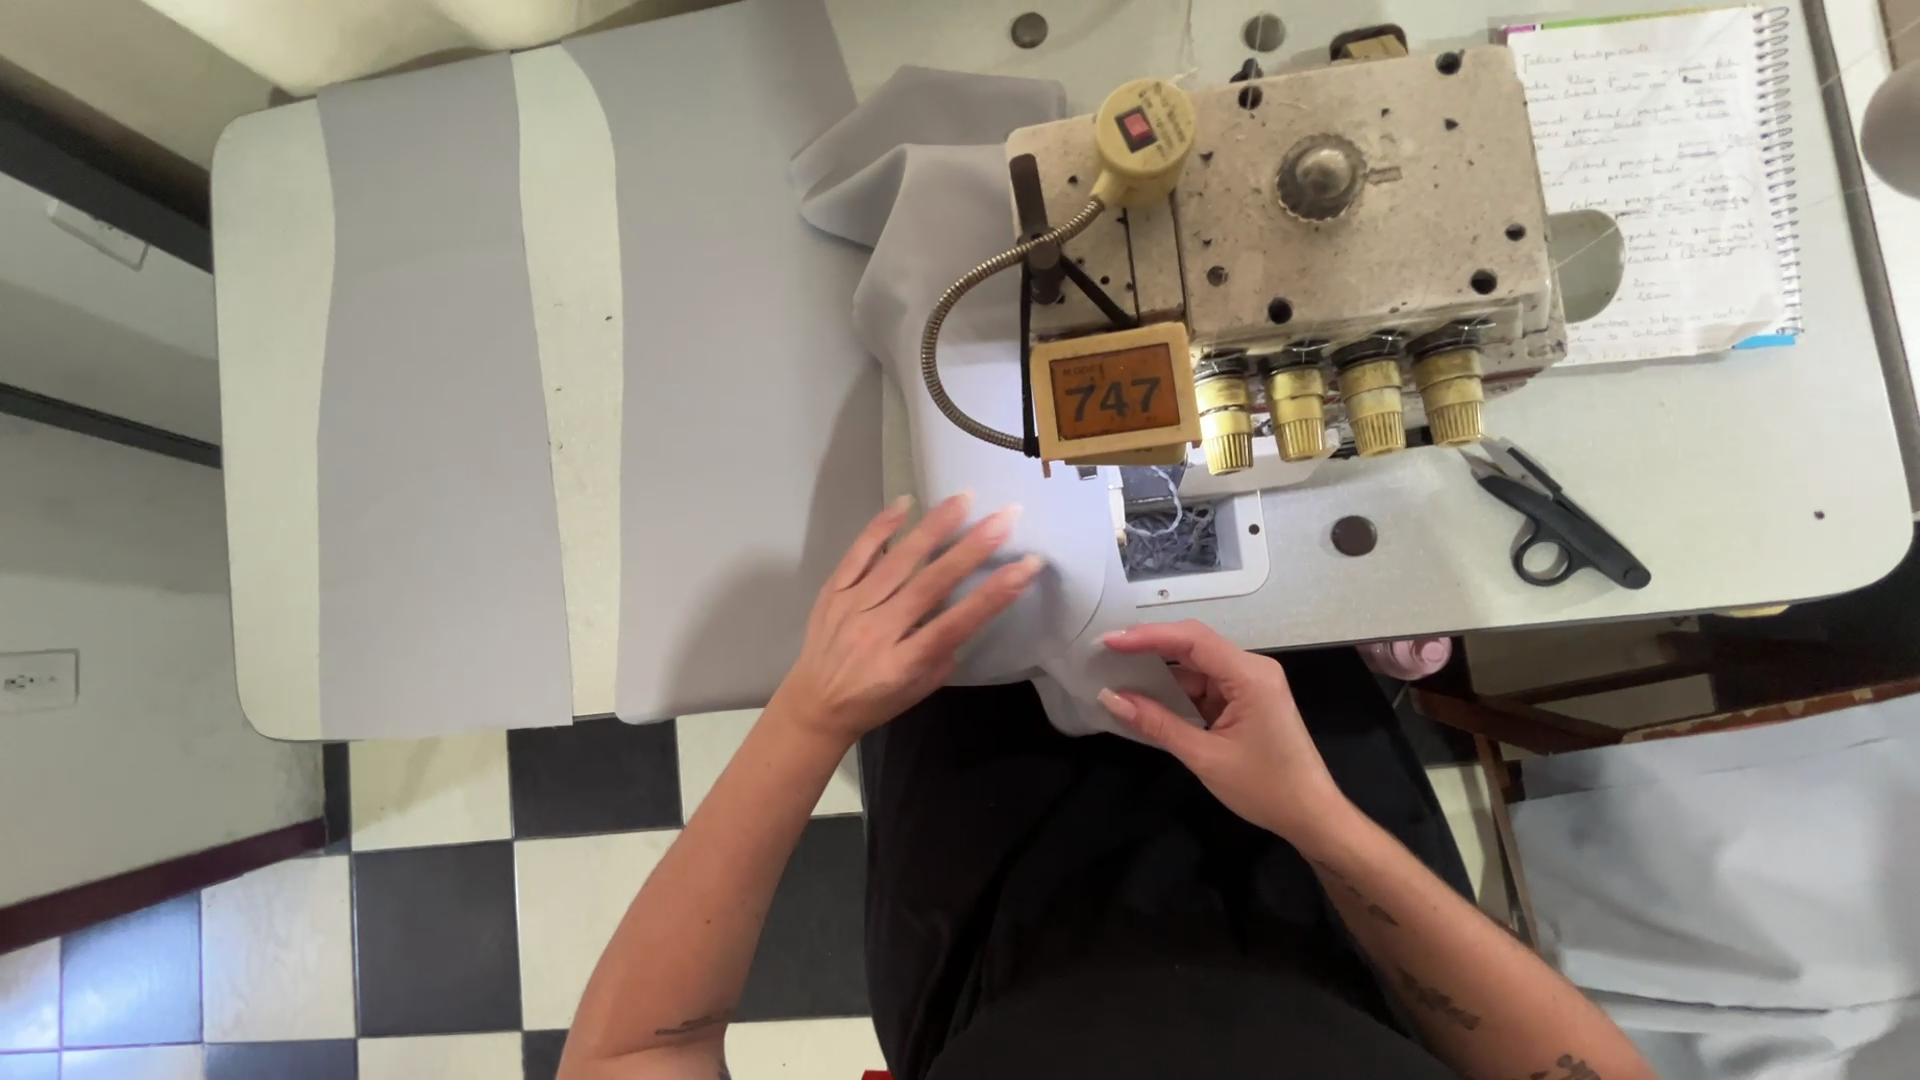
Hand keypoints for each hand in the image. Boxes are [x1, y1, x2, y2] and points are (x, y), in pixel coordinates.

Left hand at [769, 493, 1042, 747]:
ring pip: (898, 561)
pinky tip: (906, 504)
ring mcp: (852, 607)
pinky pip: (858, 553)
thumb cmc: (876, 700)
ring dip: (934, 527)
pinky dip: (881, 527)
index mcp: (904, 662)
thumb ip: (943, 650)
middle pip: (930, 584)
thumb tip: (965, 608)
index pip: (956, 623)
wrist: (814, 705)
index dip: (994, 595)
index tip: (1027, 565)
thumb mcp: (920, 688)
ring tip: (964, 499)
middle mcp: (879, 630)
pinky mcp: (832, 591)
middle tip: (1006, 517)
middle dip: (972, 548)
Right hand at [1097, 620, 1353, 849]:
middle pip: (1193, 646)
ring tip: (1117, 673)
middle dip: (1149, 647)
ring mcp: (1249, 684)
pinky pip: (1203, 685)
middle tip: (1106, 652)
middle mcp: (1251, 669)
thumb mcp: (1205, 757)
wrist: (1313, 817)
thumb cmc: (1266, 788)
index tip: (1110, 641)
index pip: (1192, 640)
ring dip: (1159, 672)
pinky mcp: (1244, 700)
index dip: (1148, 636)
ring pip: (1195, 666)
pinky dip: (1174, 691)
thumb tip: (1111, 699)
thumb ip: (1157, 724)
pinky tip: (1146, 697)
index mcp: (1250, 676)